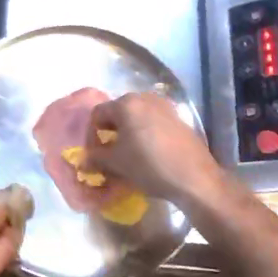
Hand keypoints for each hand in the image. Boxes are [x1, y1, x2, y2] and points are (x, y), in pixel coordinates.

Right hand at [85, 92, 231, 204]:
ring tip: (129, 154)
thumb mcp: (116, 164)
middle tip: (109, 154)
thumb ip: (95, 158)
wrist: (194, 178)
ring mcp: (164, 106)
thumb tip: (83, 160)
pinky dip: (145, 133)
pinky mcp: (178, 118)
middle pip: (118, 112)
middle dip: (110, 132)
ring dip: (128, 132)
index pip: (98, 114)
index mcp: (126, 103)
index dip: (91, 134)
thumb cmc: (149, 166)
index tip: (94, 154)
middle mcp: (145, 98)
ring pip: (137, 117)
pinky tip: (149, 153)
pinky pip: (153, 122)